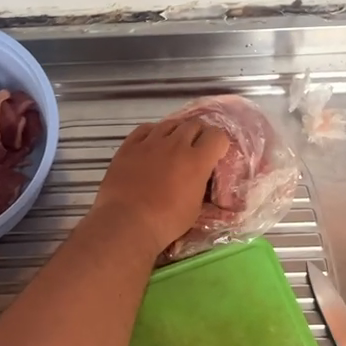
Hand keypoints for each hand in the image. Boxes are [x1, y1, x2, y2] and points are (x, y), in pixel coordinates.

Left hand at [90, 118, 230, 251]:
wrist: (127, 222)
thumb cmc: (165, 221)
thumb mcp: (195, 209)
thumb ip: (201, 186)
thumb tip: (202, 180)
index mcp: (196, 161)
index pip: (217, 136)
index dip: (218, 144)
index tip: (214, 154)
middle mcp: (175, 145)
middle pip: (194, 125)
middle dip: (199, 134)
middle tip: (195, 148)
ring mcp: (150, 142)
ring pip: (170, 123)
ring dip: (176, 131)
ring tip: (173, 145)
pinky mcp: (129, 145)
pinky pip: (145, 128)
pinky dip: (153, 132)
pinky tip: (152, 143)